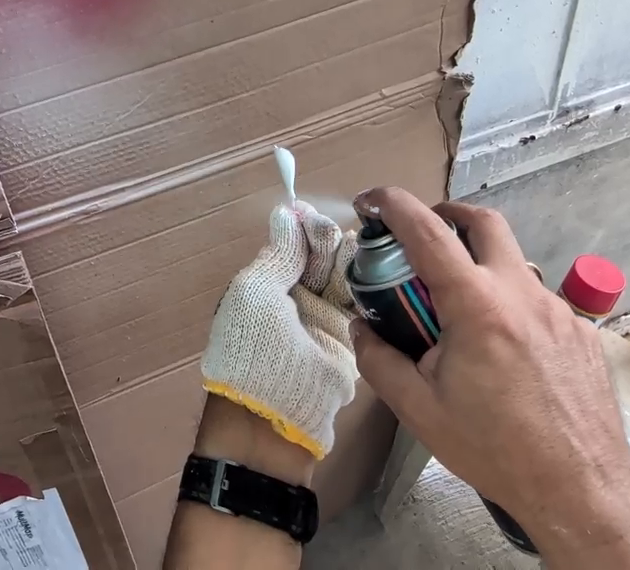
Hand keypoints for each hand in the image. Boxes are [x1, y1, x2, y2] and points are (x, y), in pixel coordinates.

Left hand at [199, 201, 358, 457]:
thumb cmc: (251, 348)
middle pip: (319, 258)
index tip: (315, 212)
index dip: (304, 228)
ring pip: (342, 278)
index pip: (291, 246)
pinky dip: (368, 285)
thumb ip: (278, 253)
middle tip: (338, 228)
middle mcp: (295, 299)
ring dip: (350, 258)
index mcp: (266, 285)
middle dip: (328, 240)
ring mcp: (324, 320)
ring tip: (363, 239)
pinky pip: (361, 305)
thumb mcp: (254, 291)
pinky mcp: (350, 340)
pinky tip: (378, 266)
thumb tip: (286, 212)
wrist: (273, 417)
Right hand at [349, 187, 629, 568]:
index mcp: (476, 306)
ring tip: (460, 312)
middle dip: (447, 214)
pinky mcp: (583, 332)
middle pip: (483, 220)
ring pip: (512, 263)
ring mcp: (558, 310)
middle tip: (421, 235)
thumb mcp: (419, 409)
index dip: (391, 204)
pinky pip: (537, 301)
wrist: (584, 493)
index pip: (427, 231)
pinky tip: (503, 351)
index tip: (369, 202)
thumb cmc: (496, 450)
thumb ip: (379, 360)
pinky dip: (509, 306)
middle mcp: (520, 293)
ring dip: (479, 266)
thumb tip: (361, 326)